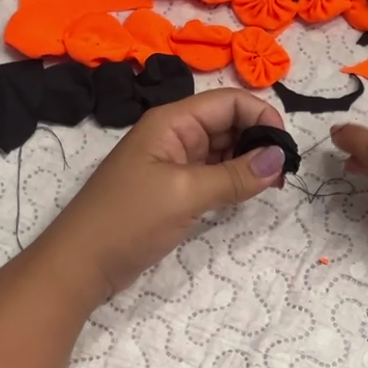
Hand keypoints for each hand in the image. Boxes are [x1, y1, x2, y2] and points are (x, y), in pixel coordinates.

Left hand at [33, 88, 288, 300]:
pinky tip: (248, 195)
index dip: (262, 117)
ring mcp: (174, 164)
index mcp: (172, 122)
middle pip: (229, 123)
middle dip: (259, 141)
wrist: (80, 265)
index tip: (286, 150)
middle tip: (284, 175)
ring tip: (273, 187)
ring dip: (249, 163)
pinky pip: (212, 175)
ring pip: (223, 150)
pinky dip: (233, 181)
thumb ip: (234, 176)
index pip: (229, 102)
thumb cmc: (127, 221)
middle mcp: (174, 135)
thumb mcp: (185, 195)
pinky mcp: (174, 191)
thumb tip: (280, 157)